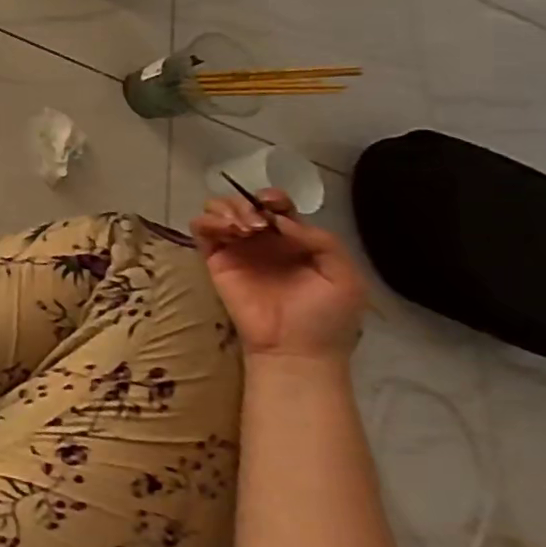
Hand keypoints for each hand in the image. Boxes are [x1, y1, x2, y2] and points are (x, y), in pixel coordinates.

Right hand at [191, 191, 366, 362]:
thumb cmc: (326, 317)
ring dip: (227, 209)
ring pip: (217, 209)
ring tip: (242, 229)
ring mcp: (235, 248)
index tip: (272, 205)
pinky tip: (227, 232)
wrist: (297, 349)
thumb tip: (280, 220)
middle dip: (246, 204)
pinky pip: (200, 228)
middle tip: (257, 225)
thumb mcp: (345, 277)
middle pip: (242, 201)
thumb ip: (322, 241)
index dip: (271, 197)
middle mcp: (260, 238)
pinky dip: (209, 221)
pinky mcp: (214, 259)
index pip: (275, 205)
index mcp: (291, 239)